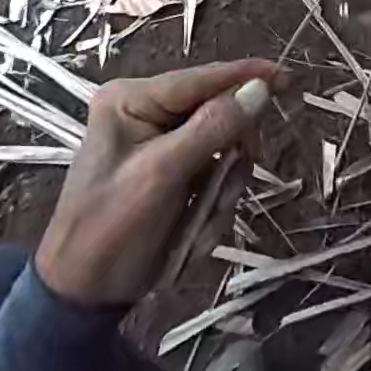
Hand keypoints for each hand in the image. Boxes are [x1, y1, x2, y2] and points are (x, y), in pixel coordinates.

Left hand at [36, 59, 276, 305]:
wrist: (83, 293)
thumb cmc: (111, 228)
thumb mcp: (163, 174)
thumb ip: (213, 127)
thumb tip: (260, 88)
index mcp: (132, 98)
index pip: (200, 78)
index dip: (246, 76)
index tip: (287, 78)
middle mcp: (145, 109)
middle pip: (216, 112)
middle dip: (229, 155)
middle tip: (224, 190)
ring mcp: (158, 139)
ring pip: (221, 145)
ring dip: (222, 186)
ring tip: (203, 219)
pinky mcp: (170, 167)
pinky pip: (212, 170)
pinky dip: (213, 200)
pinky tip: (194, 227)